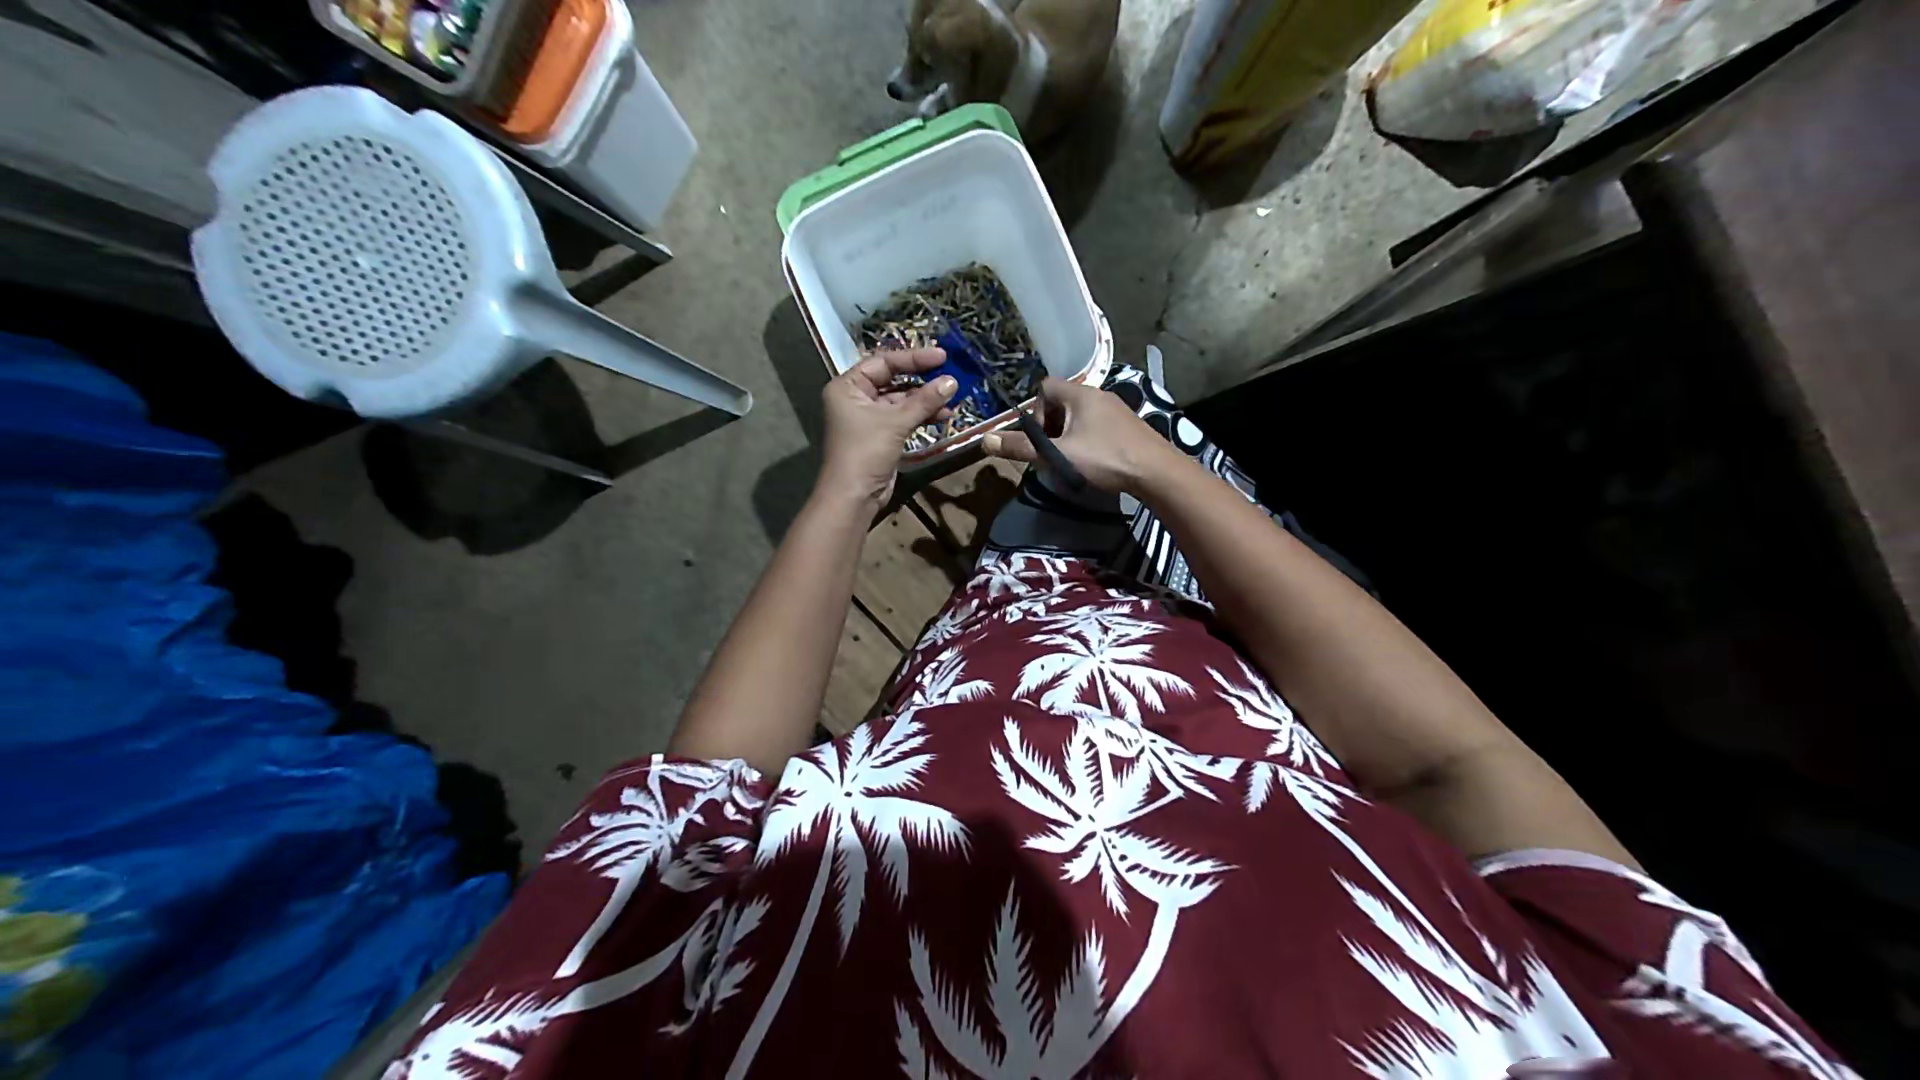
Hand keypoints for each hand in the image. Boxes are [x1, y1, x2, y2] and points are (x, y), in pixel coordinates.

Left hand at [818, 348, 957, 506]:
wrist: (854, 496)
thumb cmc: (865, 451)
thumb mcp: (895, 422)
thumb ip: (924, 400)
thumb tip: (952, 381)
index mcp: (848, 386)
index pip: (884, 362)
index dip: (914, 358)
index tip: (942, 356)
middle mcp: (856, 398)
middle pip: (893, 380)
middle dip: (922, 380)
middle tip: (950, 375)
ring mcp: (868, 418)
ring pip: (901, 401)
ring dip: (925, 400)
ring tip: (952, 397)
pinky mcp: (881, 436)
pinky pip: (904, 418)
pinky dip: (922, 415)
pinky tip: (943, 414)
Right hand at [981, 377, 1180, 494]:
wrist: (1157, 472)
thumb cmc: (1105, 458)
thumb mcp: (1058, 456)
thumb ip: (1021, 448)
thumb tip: (985, 440)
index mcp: (1079, 394)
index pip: (1045, 386)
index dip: (1035, 410)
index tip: (1040, 437)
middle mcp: (1098, 395)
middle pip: (1061, 402)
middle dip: (1050, 427)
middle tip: (1052, 453)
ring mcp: (1116, 410)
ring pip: (1079, 416)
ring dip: (1068, 436)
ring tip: (1070, 461)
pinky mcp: (1128, 426)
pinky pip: (1096, 425)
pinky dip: (1087, 440)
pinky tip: (1093, 462)